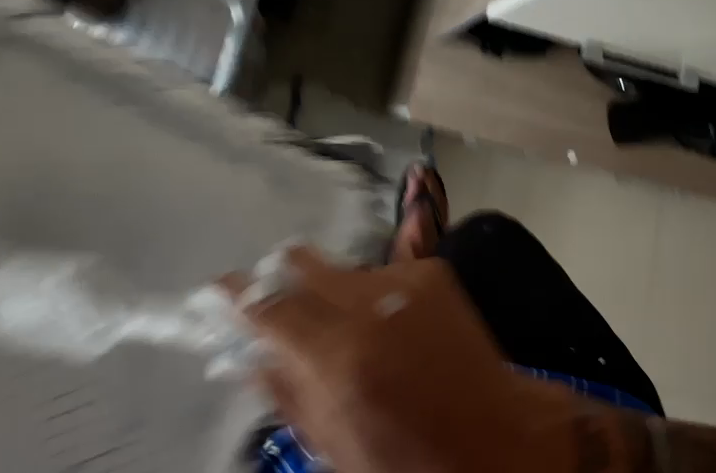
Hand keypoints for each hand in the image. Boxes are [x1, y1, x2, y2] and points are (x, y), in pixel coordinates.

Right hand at [222, 247, 576, 472]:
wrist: (499, 439)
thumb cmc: (409, 461)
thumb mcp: (335, 446)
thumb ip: (287, 393)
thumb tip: (247, 357)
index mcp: (338, 357)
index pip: (268, 307)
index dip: (235, 294)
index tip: (216, 287)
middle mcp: (368, 304)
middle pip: (301, 263)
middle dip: (280, 276)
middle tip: (276, 301)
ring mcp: (404, 281)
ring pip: (341, 268)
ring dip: (330, 290)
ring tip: (346, 329)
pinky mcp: (432, 272)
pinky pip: (381, 273)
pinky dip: (373, 293)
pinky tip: (388, 325)